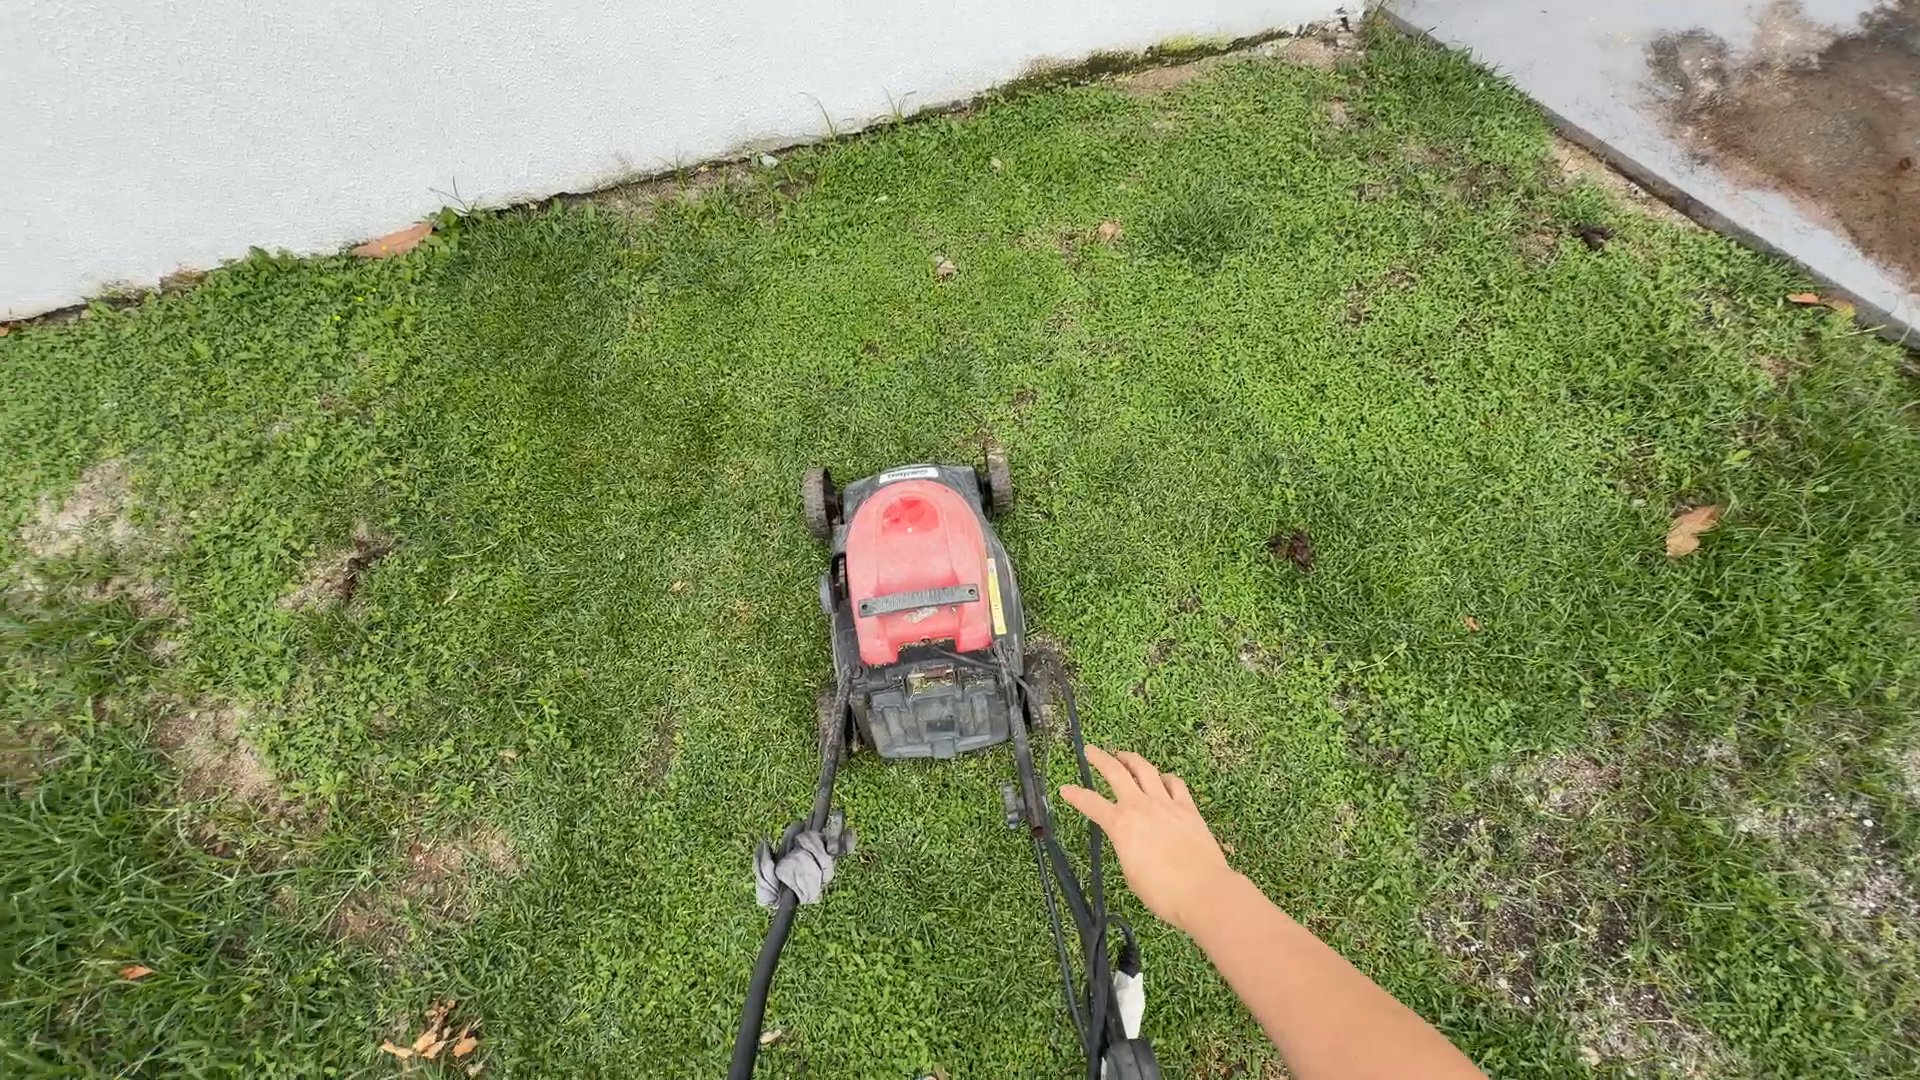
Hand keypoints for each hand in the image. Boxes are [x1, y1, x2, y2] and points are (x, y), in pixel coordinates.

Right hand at [1058, 746, 1240, 935]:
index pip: (1091, 803)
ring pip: (1145, 769)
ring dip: (1130, 758)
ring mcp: (1166, 804)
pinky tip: (1161, 779)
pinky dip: (1164, 778)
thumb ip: (1126, 849)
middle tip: (1091, 751)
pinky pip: (1175, 783)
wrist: (1204, 892)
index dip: (1075, 795)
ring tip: (1123, 755)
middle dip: (1100, 758)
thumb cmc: (1163, 893)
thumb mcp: (1131, 874)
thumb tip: (1129, 840)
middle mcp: (1140, 807)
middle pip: (1116, 772)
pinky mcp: (1188, 808)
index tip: (1065, 789)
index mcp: (1121, 825)